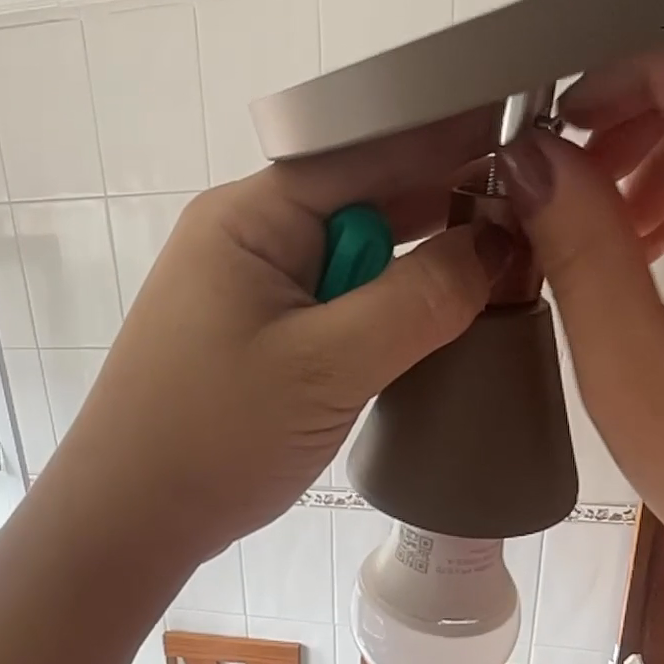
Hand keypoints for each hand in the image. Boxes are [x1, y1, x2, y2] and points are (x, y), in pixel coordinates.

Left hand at [42, 111, 513, 559]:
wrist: (129, 519)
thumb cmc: (215, 438)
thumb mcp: (327, 366)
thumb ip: (420, 299)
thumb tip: (500, 243)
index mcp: (253, 215)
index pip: (370, 150)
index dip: (453, 144)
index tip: (533, 150)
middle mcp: (248, 237)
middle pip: (365, 202)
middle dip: (444, 215)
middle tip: (533, 232)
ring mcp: (249, 290)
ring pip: (353, 262)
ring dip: (414, 274)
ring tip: (498, 281)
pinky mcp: (256, 339)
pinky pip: (333, 307)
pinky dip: (381, 316)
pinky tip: (430, 329)